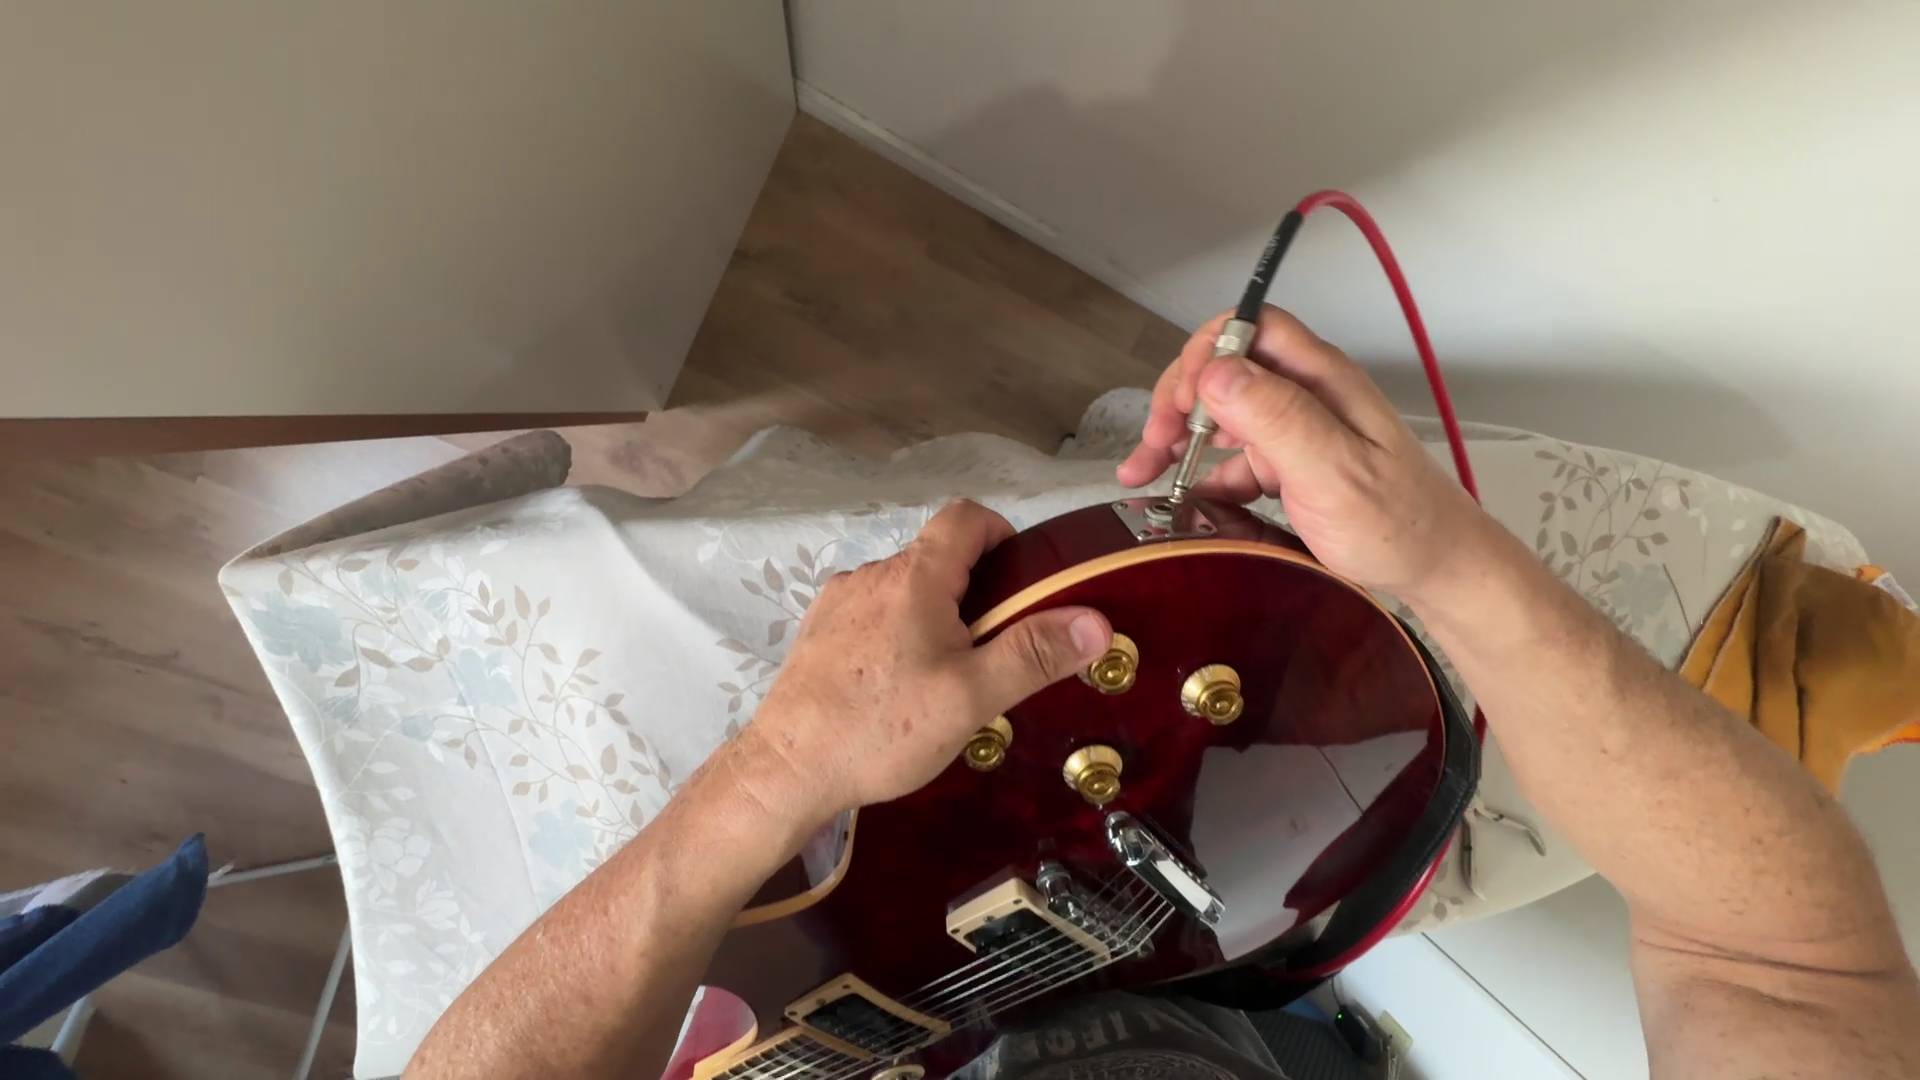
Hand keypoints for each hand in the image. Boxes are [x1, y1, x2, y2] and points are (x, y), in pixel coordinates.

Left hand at [740, 500, 1111, 821]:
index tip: (1019, 580)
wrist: (787, 770)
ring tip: (944, 674)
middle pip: (938, 556)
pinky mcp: (818, 628)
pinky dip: (897, 630)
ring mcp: (838, 599)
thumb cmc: (883, 728)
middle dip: (975, 590)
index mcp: (913, 577)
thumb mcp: (970, 697)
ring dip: (934, 613)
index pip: (966, 517)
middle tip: (991, 648)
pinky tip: (895, 684)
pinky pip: (873, 611)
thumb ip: (1033, 654)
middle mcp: (872, 574)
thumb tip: (1096, 621)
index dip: (1002, 534)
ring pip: (905, 587)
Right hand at [1117, 305, 1494, 600]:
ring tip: (1141, 472)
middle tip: (1152, 442)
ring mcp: (1292, 431)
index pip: (1251, 328)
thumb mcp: (1332, 471)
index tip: (1180, 404)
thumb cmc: (1394, 524)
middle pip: (1223, 370)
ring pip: (1218, 415)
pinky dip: (1199, 475)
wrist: (1433, 569)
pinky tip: (1182, 498)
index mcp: (1318, 379)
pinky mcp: (1285, 465)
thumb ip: (1277, 418)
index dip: (1205, 353)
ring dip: (1176, 438)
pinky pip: (1230, 460)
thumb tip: (1215, 372)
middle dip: (1177, 399)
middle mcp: (1302, 395)